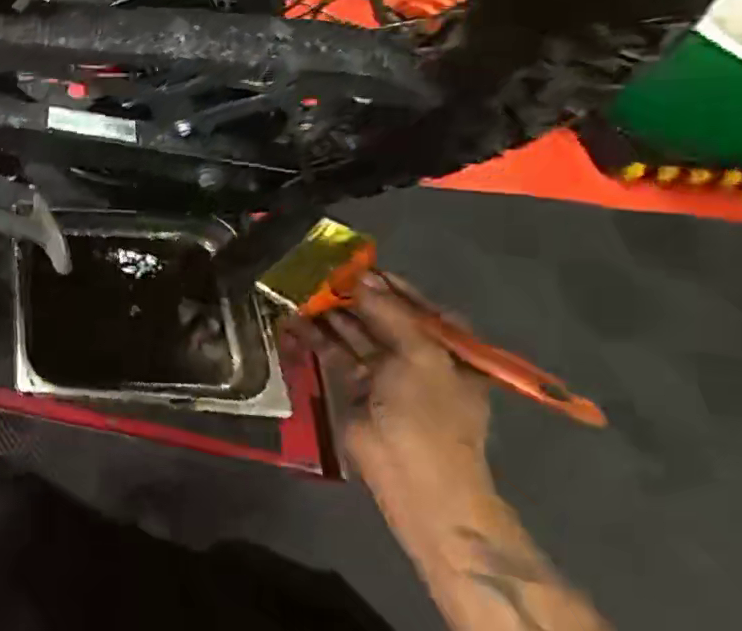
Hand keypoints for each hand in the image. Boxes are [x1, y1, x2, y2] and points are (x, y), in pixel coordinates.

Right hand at [295, 274, 492, 501]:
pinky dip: (314, 338)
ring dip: (329, 314)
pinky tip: (292, 321)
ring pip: (354, 334)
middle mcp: (419, 359)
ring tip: (299, 292)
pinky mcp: (354, 387)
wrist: (412, 473)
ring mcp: (385, 374)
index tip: (357, 267)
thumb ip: (390, 312)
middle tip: (318, 275)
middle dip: (353, 298)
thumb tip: (362, 277)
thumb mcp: (420, 355)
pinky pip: (334, 354)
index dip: (392, 287)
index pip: (421, 309)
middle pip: (383, 318)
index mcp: (449, 352)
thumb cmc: (428, 411)